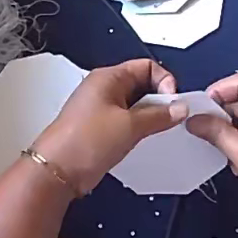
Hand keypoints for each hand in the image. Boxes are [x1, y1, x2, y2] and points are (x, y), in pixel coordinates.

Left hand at [30, 59, 185, 193]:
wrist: (58, 171)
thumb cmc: (83, 141)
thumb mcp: (130, 125)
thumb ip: (159, 115)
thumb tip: (178, 108)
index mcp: (108, 77)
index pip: (146, 66)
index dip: (164, 81)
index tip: (172, 101)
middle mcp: (104, 90)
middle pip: (142, 85)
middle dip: (159, 100)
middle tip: (167, 118)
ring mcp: (101, 109)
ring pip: (136, 106)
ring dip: (149, 117)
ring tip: (154, 131)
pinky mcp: (101, 129)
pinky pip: (127, 122)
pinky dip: (138, 129)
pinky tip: (142, 140)